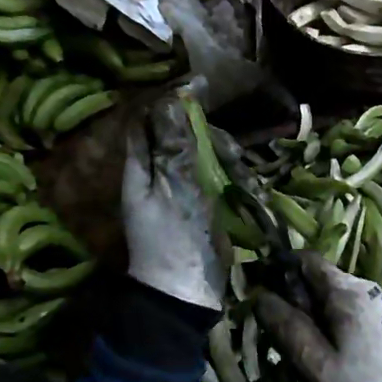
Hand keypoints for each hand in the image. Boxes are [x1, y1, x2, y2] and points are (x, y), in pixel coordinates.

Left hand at [120, 97, 224, 310]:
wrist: (186, 291)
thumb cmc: (175, 235)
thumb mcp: (174, 184)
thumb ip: (173, 143)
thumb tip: (170, 98)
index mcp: (140, 168)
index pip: (147, 122)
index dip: (167, 102)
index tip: (197, 89)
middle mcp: (155, 174)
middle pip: (176, 136)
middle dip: (201, 130)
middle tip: (225, 139)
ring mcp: (178, 190)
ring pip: (197, 153)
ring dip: (218, 151)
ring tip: (236, 161)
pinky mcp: (198, 204)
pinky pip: (211, 175)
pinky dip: (226, 171)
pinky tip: (242, 176)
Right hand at [255, 253, 381, 381]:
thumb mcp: (318, 365)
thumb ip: (288, 328)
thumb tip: (259, 296)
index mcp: (345, 291)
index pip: (304, 259)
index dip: (277, 268)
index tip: (257, 288)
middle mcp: (361, 287)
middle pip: (315, 278)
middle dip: (290, 297)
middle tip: (273, 328)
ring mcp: (373, 303)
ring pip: (327, 297)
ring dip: (307, 313)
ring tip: (294, 345)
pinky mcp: (379, 321)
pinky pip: (342, 311)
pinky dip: (325, 323)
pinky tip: (320, 351)